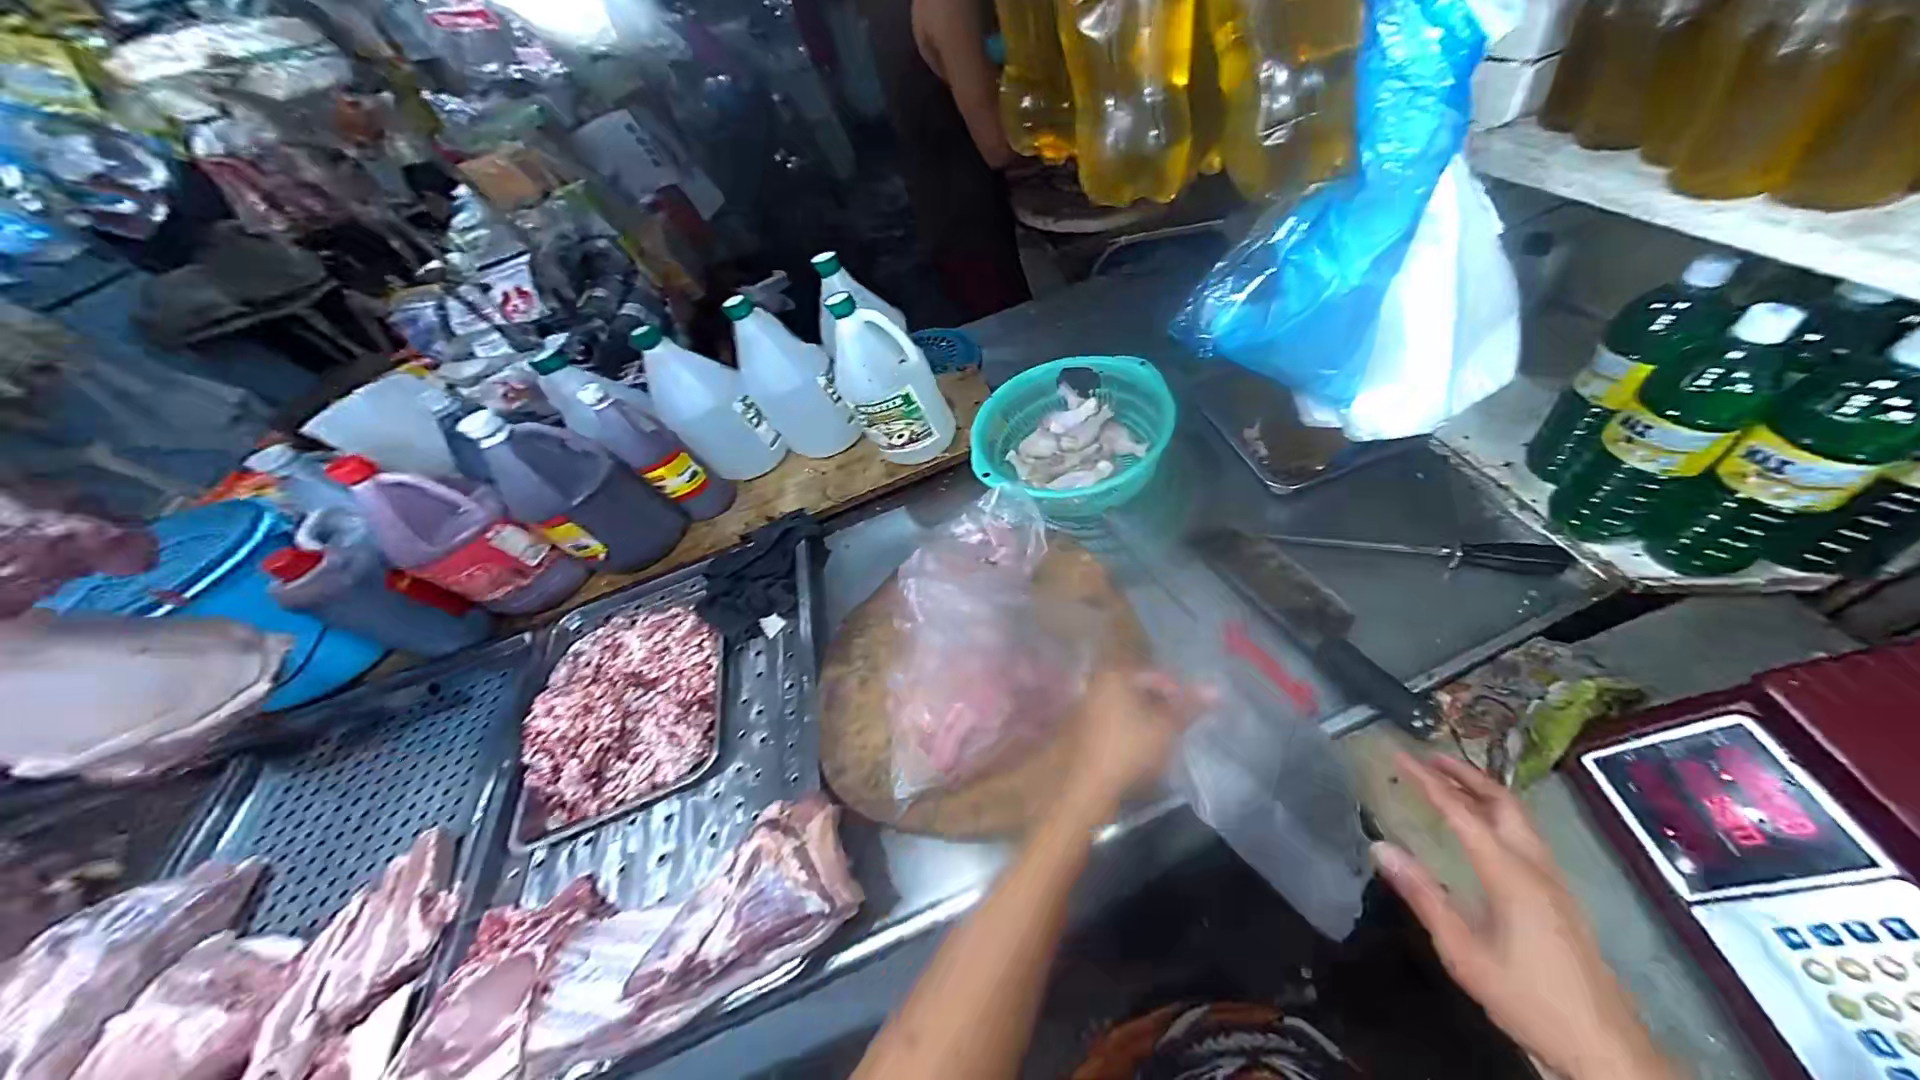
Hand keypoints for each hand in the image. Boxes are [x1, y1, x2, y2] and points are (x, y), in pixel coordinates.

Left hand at [1065, 669, 1203, 809]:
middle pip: (1138, 688)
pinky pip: (1111, 719)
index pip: (1156, 675)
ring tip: (1162, 737)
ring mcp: (1083, 705)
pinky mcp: (1078, 727)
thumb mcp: (1166, 727)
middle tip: (1179, 725)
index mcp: (1113, 674)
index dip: (1179, 692)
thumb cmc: (1129, 749)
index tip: (1192, 714)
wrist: (1085, 786)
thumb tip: (1216, 688)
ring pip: (1125, 705)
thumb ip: (1190, 706)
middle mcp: (1094, 683)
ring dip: (1145, 716)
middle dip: (1161, 704)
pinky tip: (1138, 746)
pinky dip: (1128, 727)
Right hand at [1375, 753, 1680, 1079]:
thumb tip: (1380, 847)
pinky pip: (1525, 836)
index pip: (1462, 812)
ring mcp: (1554, 882)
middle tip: (1427, 756)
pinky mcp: (1560, 897)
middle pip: (1503, 803)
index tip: (1399, 755)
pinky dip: (1496, 813)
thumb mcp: (1462, 951)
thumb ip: (1423, 895)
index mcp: (1511, 875)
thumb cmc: (1528, 998)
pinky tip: (1482, 825)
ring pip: (1519, 818)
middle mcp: (1537, 867)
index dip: (1428, 780)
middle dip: (1464, 774)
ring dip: (1483, 791)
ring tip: (1449, 780)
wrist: (1607, 1050)